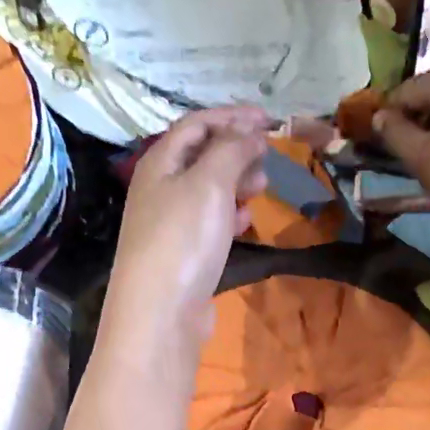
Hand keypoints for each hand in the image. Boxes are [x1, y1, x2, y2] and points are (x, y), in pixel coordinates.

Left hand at [108, 106, 269, 335]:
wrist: (161, 312)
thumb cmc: (183, 239)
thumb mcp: (210, 183)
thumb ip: (232, 149)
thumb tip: (250, 131)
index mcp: (160, 162)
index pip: (197, 124)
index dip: (232, 116)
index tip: (269, 119)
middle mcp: (161, 188)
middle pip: (202, 156)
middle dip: (237, 151)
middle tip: (267, 159)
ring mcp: (171, 223)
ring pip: (209, 190)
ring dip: (237, 184)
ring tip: (260, 189)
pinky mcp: (184, 254)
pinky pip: (210, 222)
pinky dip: (229, 215)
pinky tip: (244, 222)